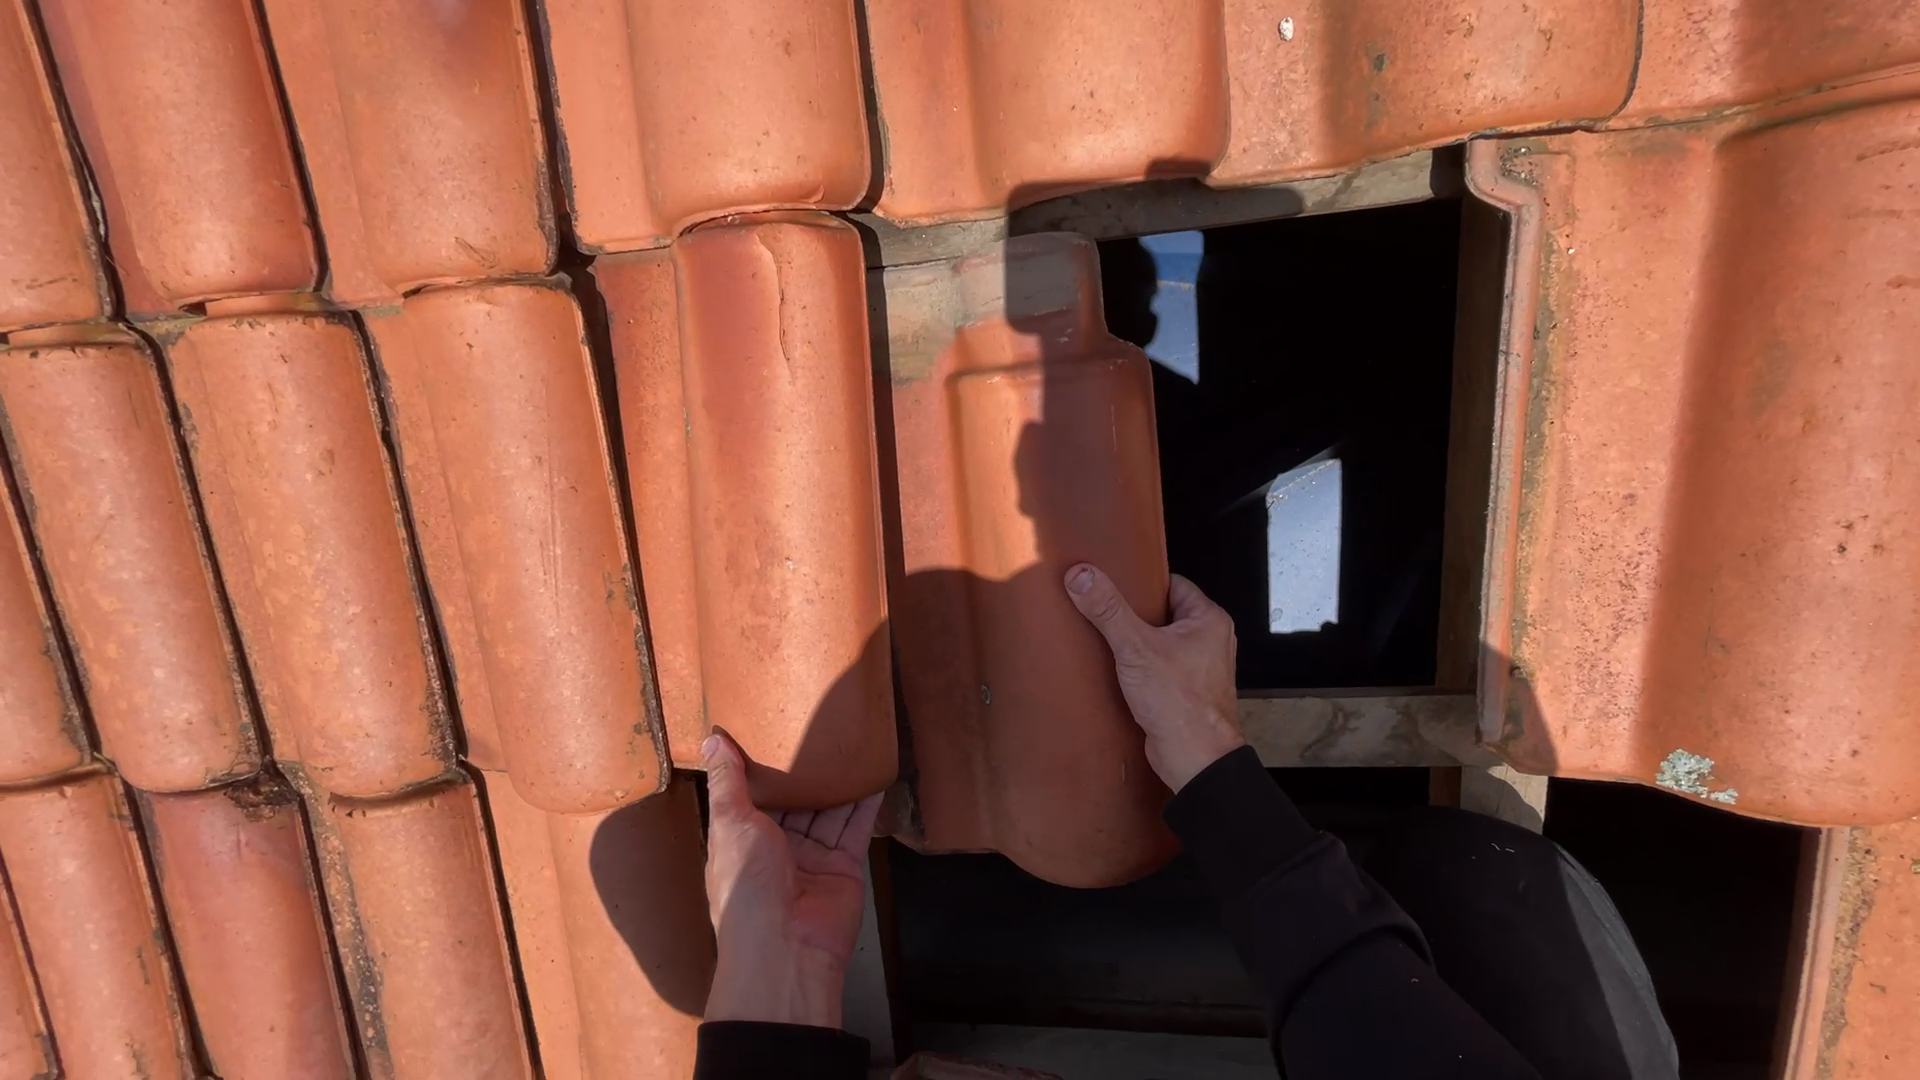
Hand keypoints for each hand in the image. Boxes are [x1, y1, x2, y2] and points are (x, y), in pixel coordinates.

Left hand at [701, 730, 882, 1027]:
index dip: (766, 767)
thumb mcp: (730, 825)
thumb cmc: (748, 886)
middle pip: (797, 801)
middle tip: (823, 728)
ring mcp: (814, 858)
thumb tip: (712, 738)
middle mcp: (779, 848)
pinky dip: (867, 803)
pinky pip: (857, 827)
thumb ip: (728, 782)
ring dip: (841, 782)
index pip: (756, 796)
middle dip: (808, 772)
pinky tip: (876, 774)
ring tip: (855, 743)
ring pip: (829, 810)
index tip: (776, 730)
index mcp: (745, 840)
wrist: (787, 950)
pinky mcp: (845, 866)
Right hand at [1065, 564, 1244, 791]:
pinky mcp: (1184, 690)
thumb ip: (1109, 610)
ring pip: (1158, 641)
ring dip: (1133, 641)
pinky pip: (1157, 665)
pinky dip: (1137, 664)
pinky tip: (1112, 667)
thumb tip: (1082, 575)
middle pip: (1162, 612)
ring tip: (1101, 635)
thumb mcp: (1136, 647)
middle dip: (1132, 613)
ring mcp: (1198, 666)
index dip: (1142, 582)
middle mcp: (1208, 639)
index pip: (1172, 585)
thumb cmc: (1179, 702)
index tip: (1113, 581)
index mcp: (1208, 620)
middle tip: (1100, 608)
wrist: (1195, 759)